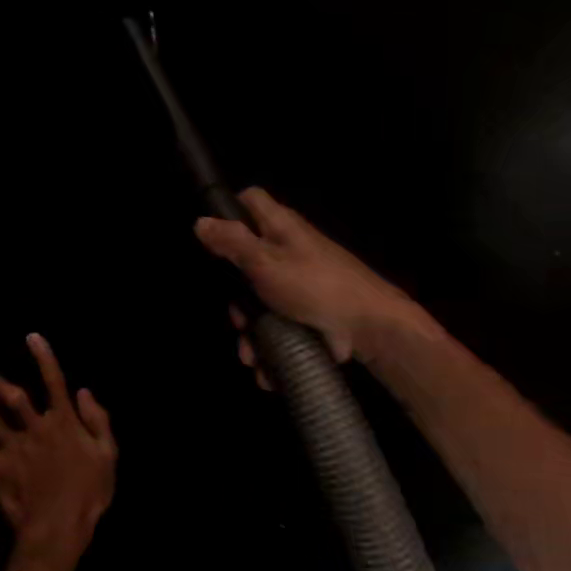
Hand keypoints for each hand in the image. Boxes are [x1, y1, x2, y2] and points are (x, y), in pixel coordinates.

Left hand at [0, 334, 117, 563]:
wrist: (59, 527)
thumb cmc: (90, 492)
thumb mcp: (107, 454)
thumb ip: (97, 420)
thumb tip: (83, 391)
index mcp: (64, 423)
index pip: (54, 382)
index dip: (44, 358)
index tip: (32, 337)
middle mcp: (35, 429)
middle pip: (13, 399)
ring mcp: (13, 448)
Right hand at [194, 187, 420, 376]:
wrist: (370, 324)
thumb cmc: (314, 285)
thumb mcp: (266, 261)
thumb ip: (233, 242)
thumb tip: (200, 221)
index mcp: (280, 228)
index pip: (250, 201)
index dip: (230, 212)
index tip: (213, 239)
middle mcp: (289, 251)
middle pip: (247, 262)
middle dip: (236, 296)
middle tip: (237, 316)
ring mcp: (299, 284)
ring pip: (260, 302)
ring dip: (251, 331)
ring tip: (250, 355)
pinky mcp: (308, 313)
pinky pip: (279, 325)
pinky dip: (270, 345)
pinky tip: (264, 368)